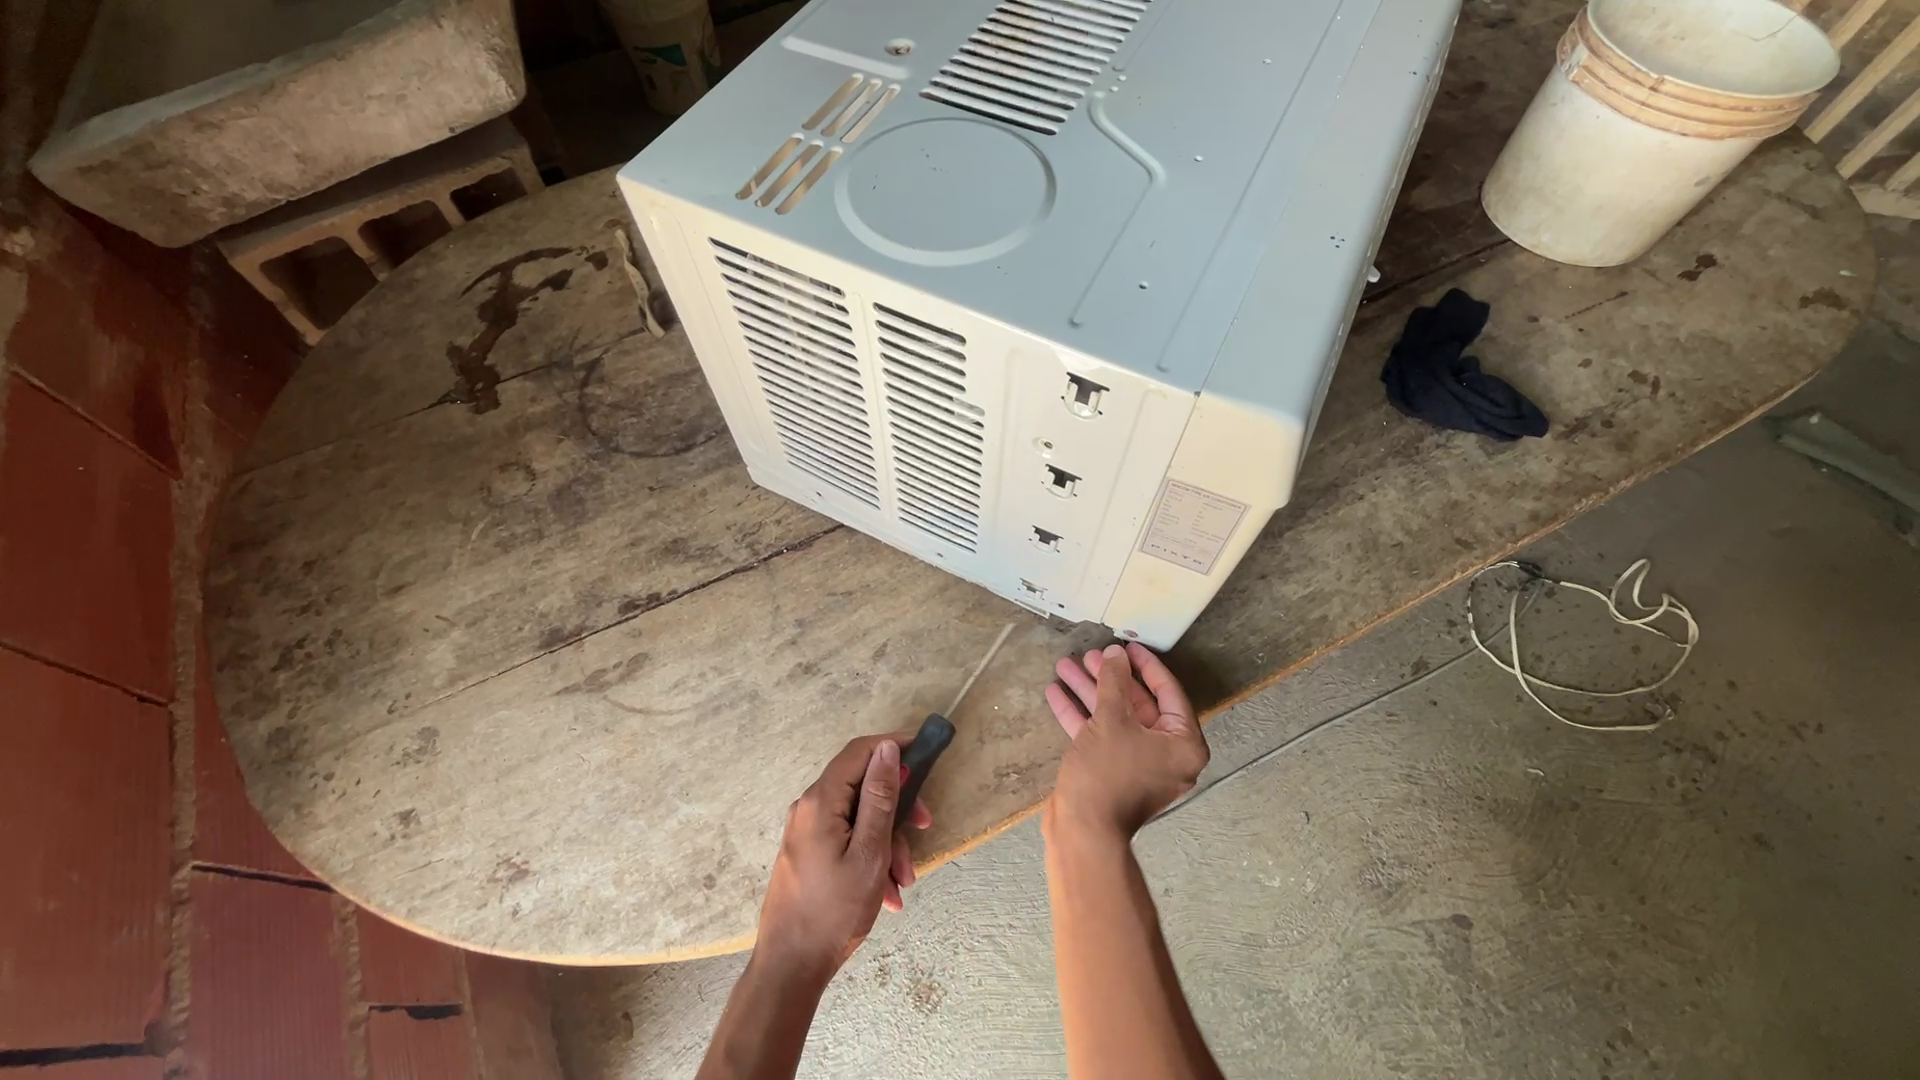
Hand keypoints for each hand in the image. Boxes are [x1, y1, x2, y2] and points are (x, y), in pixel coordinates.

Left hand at [756, 734, 933, 974]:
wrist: (790, 967)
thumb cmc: (833, 910)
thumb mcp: (869, 852)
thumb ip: (880, 797)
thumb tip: (886, 748)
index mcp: (820, 801)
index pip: (859, 752)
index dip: (892, 746)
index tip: (925, 755)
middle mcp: (809, 808)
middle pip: (862, 786)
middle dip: (897, 808)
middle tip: (925, 827)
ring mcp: (806, 831)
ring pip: (859, 818)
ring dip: (888, 843)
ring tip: (903, 883)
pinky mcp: (808, 853)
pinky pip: (847, 840)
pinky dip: (871, 858)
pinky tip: (887, 894)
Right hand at [1045, 643, 1207, 839]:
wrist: (1083, 831)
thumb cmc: (1107, 774)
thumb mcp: (1112, 720)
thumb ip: (1114, 681)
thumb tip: (1116, 654)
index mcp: (1182, 743)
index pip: (1168, 692)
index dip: (1146, 665)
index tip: (1128, 645)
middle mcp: (1166, 753)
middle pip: (1138, 703)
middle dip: (1110, 677)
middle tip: (1091, 654)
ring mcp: (1137, 764)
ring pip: (1115, 717)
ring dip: (1091, 691)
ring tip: (1067, 665)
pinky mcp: (1111, 772)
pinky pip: (1100, 735)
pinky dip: (1080, 715)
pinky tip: (1057, 693)